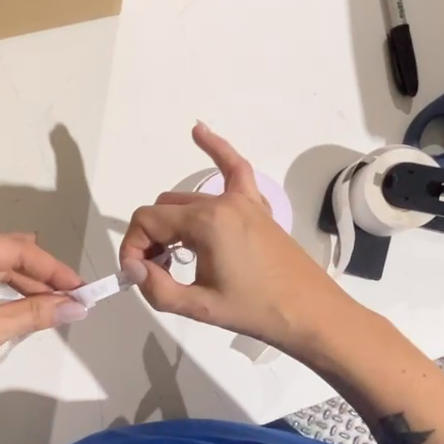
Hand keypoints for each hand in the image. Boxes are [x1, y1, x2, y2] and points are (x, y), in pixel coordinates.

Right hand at [119, 123, 352, 352]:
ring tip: (172, 260)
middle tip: (157, 275)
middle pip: (163, 209)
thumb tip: (134, 268)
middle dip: (150, 239)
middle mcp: (222, 202)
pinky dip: (216, 149)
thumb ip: (156, 288)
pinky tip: (198, 130)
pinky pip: (235, 168)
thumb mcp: (198, 307)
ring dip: (170, 223)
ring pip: (187, 199)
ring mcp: (243, 201)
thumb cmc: (255, 311)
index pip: (146, 220)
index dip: (132, 247)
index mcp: (206, 222)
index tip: (138, 276)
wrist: (310, 313)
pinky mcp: (257, 208)